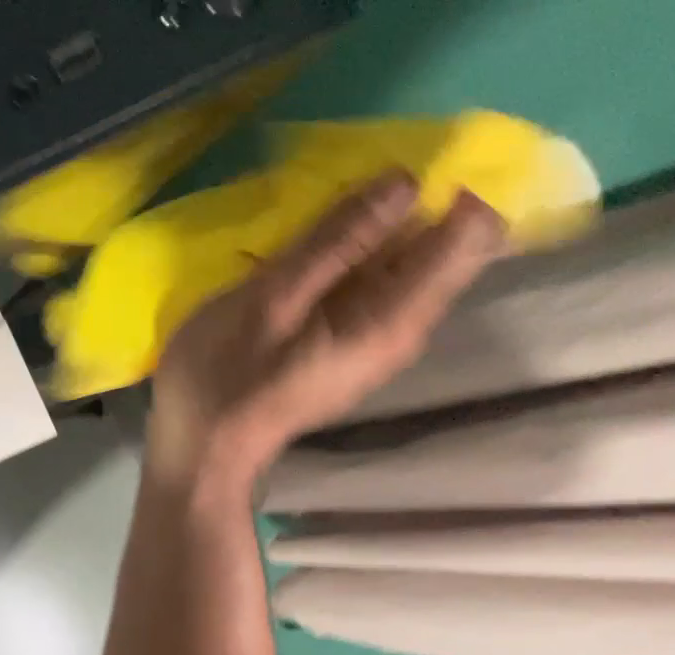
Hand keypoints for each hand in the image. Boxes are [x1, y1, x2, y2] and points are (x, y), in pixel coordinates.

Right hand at [147, 171, 505, 497]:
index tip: (376, 185)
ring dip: (362, 244)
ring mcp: (376, 345)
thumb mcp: (268, 303)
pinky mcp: (346, 354)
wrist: (199, 454)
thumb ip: (335, 244)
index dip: (441, 192)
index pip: (474, 232)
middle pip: (438, 249)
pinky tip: (294, 278)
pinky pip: (368, 295)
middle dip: (397, 215)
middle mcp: (405, 329)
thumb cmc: (222, 380)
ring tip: (300, 245)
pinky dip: (344, 272)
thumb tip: (405, 181)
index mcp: (396, 317)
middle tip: (325, 213)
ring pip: (399, 270)